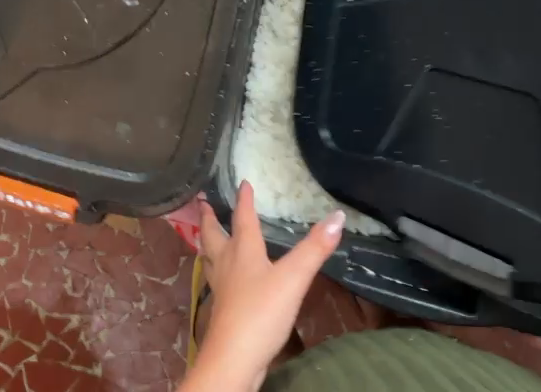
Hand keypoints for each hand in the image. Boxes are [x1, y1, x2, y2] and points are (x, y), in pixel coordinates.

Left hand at [184, 182, 343, 391]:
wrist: (234, 359)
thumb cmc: (261, 312)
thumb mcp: (293, 278)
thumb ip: (314, 248)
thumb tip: (337, 216)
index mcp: (243, 251)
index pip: (243, 217)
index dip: (244, 199)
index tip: (242, 182)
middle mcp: (227, 264)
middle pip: (213, 235)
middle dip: (209, 218)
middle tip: (202, 204)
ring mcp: (222, 288)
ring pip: (210, 258)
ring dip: (207, 243)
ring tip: (204, 235)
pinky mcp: (222, 311)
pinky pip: (216, 280)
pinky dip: (215, 269)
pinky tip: (222, 279)